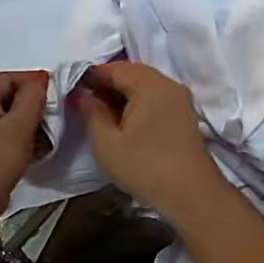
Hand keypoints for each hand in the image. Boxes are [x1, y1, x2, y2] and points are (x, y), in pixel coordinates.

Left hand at [0, 70, 50, 236]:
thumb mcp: (19, 127)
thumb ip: (33, 98)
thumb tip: (40, 80)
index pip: (9, 77)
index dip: (35, 82)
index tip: (59, 93)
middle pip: (6, 96)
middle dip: (32, 106)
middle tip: (54, 120)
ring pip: (5, 117)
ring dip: (27, 125)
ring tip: (46, 139)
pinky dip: (17, 138)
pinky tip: (33, 151)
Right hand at [73, 61, 226, 222]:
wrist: (190, 195)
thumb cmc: (145, 167)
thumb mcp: (106, 143)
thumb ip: (91, 113)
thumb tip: (83, 96)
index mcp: (149, 85)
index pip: (115, 68)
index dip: (91, 76)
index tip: (73, 90)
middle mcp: (168, 85)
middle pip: (132, 74)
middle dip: (107, 84)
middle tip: (86, 103)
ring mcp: (180, 100)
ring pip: (145, 86)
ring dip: (122, 95)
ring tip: (102, 115)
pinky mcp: (184, 117)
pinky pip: (156, 99)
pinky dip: (137, 104)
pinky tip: (124, 124)